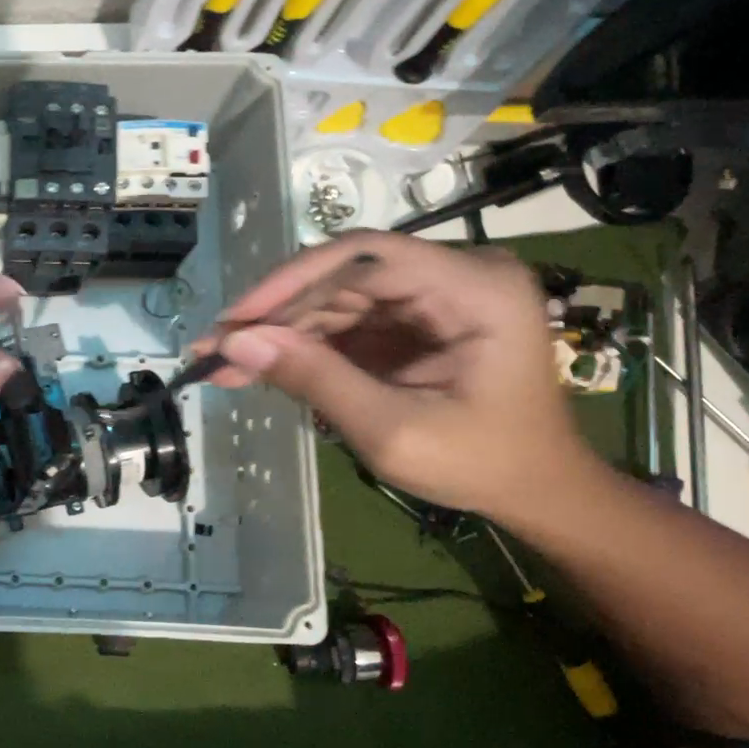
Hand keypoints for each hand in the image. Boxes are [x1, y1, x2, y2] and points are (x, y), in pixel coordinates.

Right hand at [198, 230, 594, 516]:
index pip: (365, 258)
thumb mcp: (391, 430)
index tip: (236, 320)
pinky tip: (256, 365)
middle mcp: (456, 275)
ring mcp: (433, 296)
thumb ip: (315, 380)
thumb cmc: (480, 463)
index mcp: (475, 289)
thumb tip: (233, 343)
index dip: (291, 282)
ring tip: (222, 363)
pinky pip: (342, 320)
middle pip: (343, 275)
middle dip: (275, 314)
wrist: (534, 489)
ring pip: (333, 297)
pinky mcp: (412, 320)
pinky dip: (298, 344)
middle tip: (214, 350)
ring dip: (278, 330)